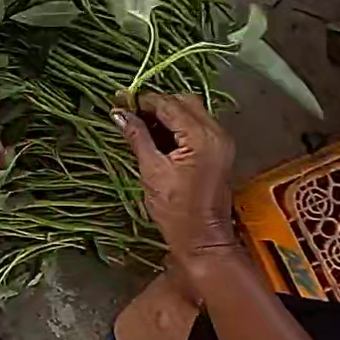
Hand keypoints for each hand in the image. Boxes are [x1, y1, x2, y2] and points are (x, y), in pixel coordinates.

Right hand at [113, 94, 239, 258]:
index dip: (143, 100)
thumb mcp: (151, 170)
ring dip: (167, 114)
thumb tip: (119, 113)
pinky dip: (177, 126)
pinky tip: (157, 135)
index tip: (120, 100)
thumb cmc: (175, 209)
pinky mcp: (219, 150)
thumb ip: (137, 136)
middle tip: (130, 112)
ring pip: (191, 111)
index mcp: (201, 136)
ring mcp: (221, 141)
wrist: (202, 239)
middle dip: (156, 104)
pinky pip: (197, 126)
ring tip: (140, 123)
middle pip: (184, 101)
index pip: (169, 104)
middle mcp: (216, 132)